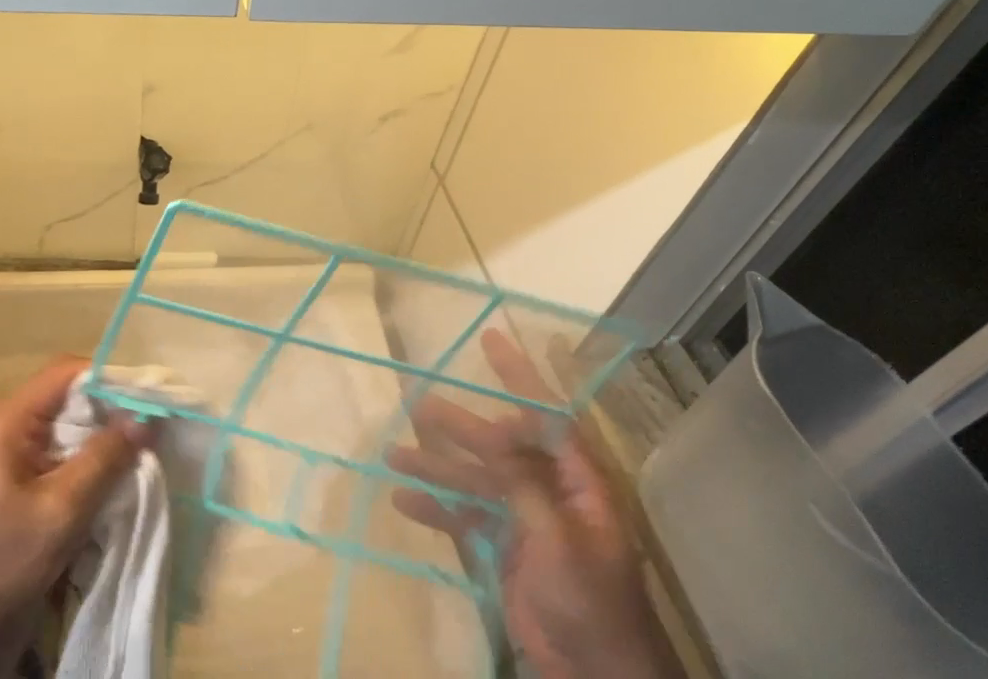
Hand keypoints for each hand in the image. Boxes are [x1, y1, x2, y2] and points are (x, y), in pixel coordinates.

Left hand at [0, 357, 154, 678]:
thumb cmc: (0, 560)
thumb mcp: (62, 510)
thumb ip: (104, 458)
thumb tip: (144, 417)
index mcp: (4, 422)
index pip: (63, 372)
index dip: (108, 379)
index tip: (147, 400)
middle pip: (59, 400)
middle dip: (104, 413)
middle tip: (146, 434)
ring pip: (53, 432)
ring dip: (90, 443)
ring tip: (129, 460)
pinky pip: (41, 458)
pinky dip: (71, 465)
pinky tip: (96, 487)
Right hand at [387, 331, 683, 678]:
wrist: (594, 670)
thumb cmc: (590, 604)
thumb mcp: (559, 543)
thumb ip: (527, 488)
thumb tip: (498, 437)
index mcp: (579, 482)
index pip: (547, 417)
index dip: (521, 377)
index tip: (491, 341)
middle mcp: (551, 491)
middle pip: (501, 447)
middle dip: (461, 426)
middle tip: (417, 403)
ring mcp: (526, 520)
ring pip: (476, 481)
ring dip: (437, 468)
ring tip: (392, 454)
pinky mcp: (506, 548)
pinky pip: (467, 518)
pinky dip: (438, 508)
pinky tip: (404, 499)